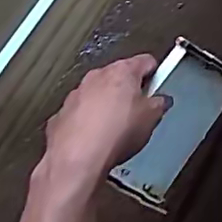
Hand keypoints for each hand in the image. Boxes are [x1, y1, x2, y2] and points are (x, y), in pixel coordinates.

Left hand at [39, 54, 169, 181]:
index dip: (156, 73)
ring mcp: (76, 94)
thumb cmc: (112, 135)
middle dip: (130, 91)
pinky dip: (88, 121)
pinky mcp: (62, 114)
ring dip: (108, 106)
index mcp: (122, 71)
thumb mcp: (152, 118)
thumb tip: (159, 103)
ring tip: (117, 129)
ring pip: (98, 94)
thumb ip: (159, 103)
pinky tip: (96, 138)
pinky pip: (81, 112)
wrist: (77, 160)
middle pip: (120, 76)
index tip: (158, 84)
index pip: (145, 61)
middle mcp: (97, 77)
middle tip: (140, 111)